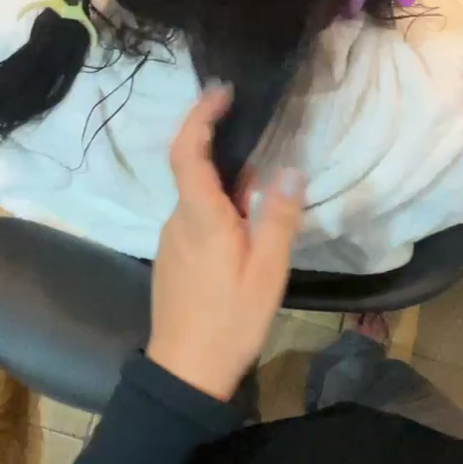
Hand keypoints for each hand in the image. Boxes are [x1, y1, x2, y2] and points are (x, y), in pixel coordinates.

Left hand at [147, 87, 303, 400]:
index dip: (199, 116)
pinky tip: (245, 227)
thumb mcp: (267, 270)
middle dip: (221, 146)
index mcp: (199, 216)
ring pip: (197, 197)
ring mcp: (172, 240)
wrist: (186, 371)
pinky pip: (196, 217)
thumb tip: (290, 170)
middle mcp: (178, 220)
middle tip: (257, 135)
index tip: (220, 92)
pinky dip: (218, 206)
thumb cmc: (230, 319)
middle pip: (193, 169)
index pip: (186, 151)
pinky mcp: (174, 258)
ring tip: (261, 186)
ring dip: (224, 182)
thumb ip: (277, 217)